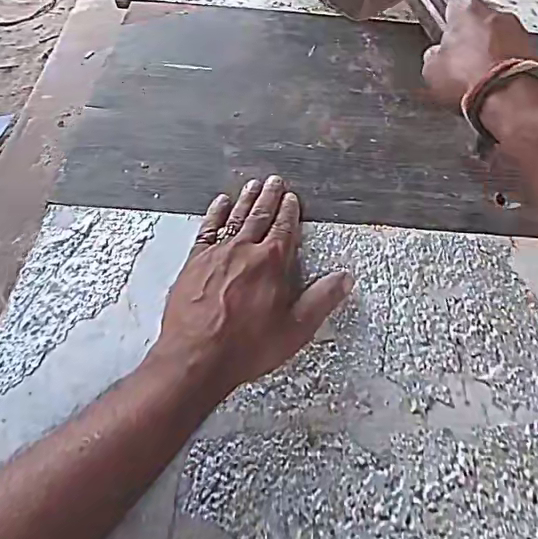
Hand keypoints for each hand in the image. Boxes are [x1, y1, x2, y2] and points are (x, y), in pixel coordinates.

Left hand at [147, 176, 351, 404]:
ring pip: (234, 218)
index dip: (290, 211)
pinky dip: (215, 214)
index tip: (292, 199)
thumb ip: (321, 300)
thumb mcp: (294, 329)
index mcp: (271, 263)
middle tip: (274, 182)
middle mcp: (244, 251)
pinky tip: (219, 205)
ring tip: (252, 185)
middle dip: (269, 197)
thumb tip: (343, 279)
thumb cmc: (244, 347)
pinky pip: (207, 229)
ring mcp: (216, 254)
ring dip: (245, 200)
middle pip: (259, 216)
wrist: (195, 356)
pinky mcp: (194, 262)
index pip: (284, 228)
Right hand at [422, 0, 537, 142]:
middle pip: (479, 23)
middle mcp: (497, 14)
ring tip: (478, 79)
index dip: (446, 26)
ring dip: (490, 54)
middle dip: (471, 40)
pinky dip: (505, 67)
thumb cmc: (471, 77)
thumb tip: (435, 56)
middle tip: (459, 64)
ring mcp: (519, 31)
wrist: (510, 97)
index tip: (443, 40)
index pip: (452, 8)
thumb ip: (432, 56)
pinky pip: (513, 56)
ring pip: (498, 39)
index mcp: (467, 10)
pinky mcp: (535, 52)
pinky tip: (495, 85)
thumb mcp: (431, 70)